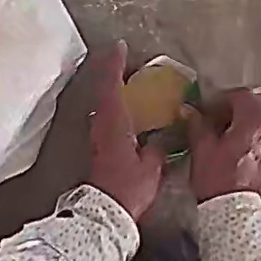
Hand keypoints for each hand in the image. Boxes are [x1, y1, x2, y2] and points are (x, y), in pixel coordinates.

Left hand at [87, 43, 165, 222]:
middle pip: (105, 90)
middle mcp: (101, 123)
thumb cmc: (128, 187)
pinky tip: (133, 112)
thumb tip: (163, 136)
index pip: (111, 83)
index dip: (115, 63)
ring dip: (117, 91)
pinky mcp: (98, 146)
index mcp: (114, 121)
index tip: (120, 46)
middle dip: (117, 74)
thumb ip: (158, 146)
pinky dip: (118, 107)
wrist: (105, 213)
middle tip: (134, 65)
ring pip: (105, 103)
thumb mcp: (151, 165)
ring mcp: (97, 135)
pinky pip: (108, 117)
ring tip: (135, 85)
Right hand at [185, 88, 260, 201]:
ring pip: (250, 124)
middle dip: (227, 110)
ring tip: (212, 135)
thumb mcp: (202, 148)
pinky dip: (238, 136)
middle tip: (207, 119)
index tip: (207, 107)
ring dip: (232, 124)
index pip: (242, 96)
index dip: (223, 97)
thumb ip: (197, 124)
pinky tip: (222, 148)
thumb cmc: (217, 178)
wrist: (232, 211)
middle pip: (248, 109)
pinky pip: (252, 138)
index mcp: (251, 125)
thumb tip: (189, 110)